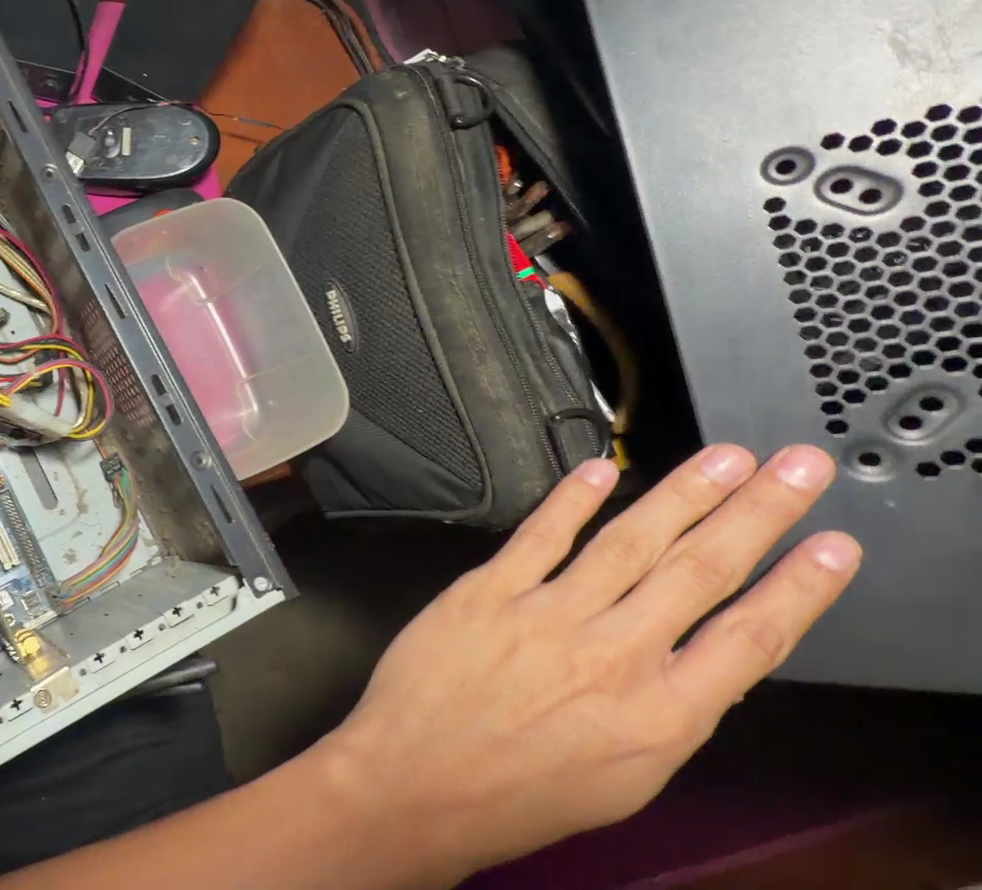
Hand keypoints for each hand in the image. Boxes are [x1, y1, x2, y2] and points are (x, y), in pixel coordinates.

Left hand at [315, 444, 859, 886]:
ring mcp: (546, 616)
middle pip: (699, 571)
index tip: (833, 546)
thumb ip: (667, 713)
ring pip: (627, 543)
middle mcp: (612, 656)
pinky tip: (601, 470)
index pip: (750, 639)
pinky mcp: (485, 593)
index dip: (799, 589)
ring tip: (724, 458)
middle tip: (795, 467)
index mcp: (660, 716)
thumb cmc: (520, 792)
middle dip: (756, 514)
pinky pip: (537, 537)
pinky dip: (571, 502)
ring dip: (681, 495)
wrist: (418, 780)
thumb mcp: (626, 777)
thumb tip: (697, 662)